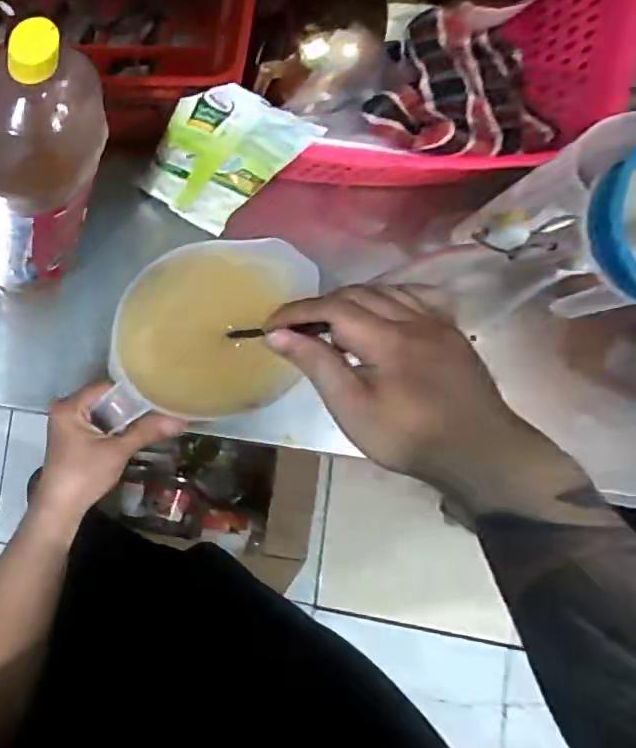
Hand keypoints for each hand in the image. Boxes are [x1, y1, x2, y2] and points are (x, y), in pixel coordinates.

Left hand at [33, 380, 186, 521]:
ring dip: (125, 414)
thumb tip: (180, 419)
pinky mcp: (72, 435)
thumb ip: (146, 432)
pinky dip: (115, 424)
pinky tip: (139, 427)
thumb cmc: (85, 473)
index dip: (132, 388)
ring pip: (101, 410)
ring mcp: (67, 422)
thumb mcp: (117, 450)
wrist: (62, 502)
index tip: (160, 388)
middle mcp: (64, 409)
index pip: (104, 386)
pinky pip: (97, 421)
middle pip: (103, 397)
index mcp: (68, 406)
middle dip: (131, 402)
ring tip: (158, 412)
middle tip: (164, 401)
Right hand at [263, 285, 553, 497]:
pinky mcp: (451, 336)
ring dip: (347, 302)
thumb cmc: (404, 433)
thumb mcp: (348, 403)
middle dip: (316, 307)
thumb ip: (314, 362)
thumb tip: (275, 334)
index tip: (267, 330)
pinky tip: (372, 318)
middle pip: (357, 295)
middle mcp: (417, 323)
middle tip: (290, 331)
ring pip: (386, 292)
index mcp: (389, 339)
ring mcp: (440, 327)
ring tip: (325, 327)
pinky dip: (385, 299)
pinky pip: (417, 299)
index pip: (332, 307)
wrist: (480, 454)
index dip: (293, 313)